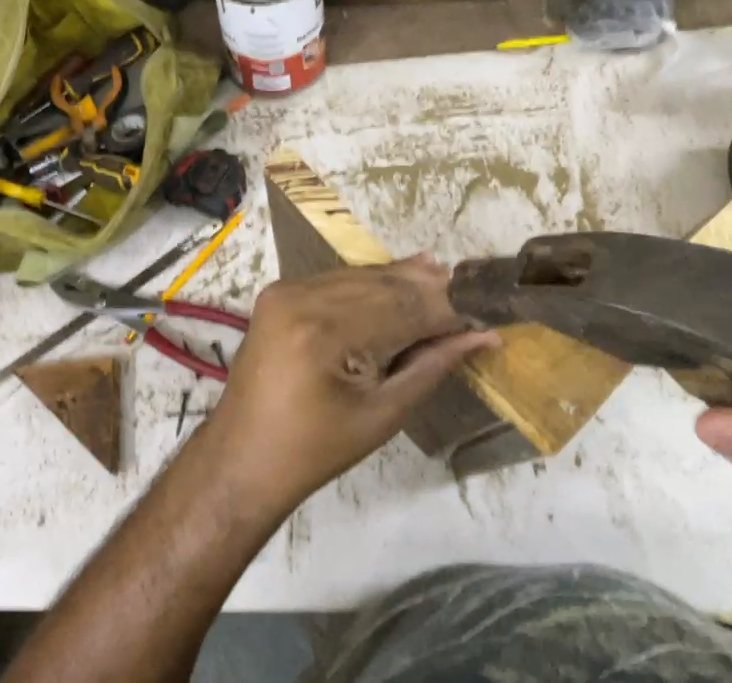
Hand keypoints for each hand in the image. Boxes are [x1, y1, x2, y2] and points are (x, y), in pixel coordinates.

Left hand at [200, 255, 499, 512]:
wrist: (242, 456)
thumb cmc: (314, 450)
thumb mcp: (382, 414)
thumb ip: (431, 366)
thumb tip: (483, 336)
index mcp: (324, 331)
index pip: (404, 309)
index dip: (449, 310)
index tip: (489, 313)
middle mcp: (301, 298)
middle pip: (382, 285)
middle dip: (429, 290)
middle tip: (475, 289)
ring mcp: (285, 291)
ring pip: (361, 278)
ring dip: (402, 281)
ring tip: (445, 276)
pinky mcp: (278, 294)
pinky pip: (336, 281)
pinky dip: (370, 283)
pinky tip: (401, 276)